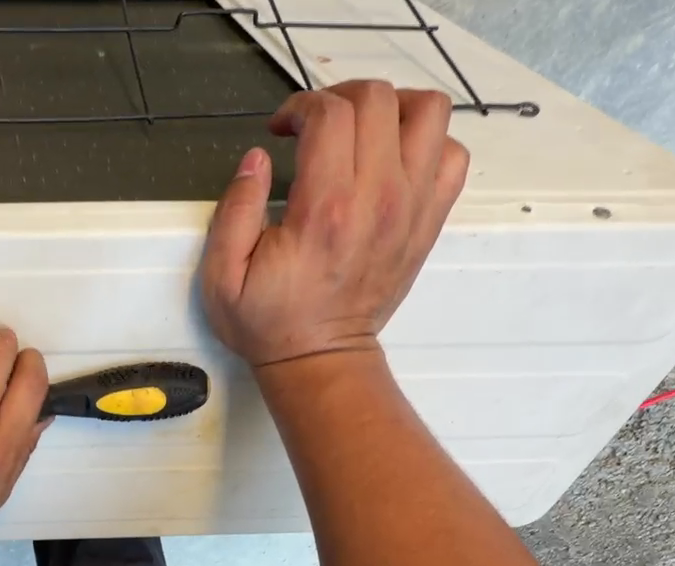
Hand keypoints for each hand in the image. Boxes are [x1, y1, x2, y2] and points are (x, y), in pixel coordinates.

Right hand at [200, 81, 467, 373]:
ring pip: (428, 112)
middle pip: (378, 101)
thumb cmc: (267, 322)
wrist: (319, 359)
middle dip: (339, 97)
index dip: (300, 106)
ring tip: (359, 130)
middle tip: (313, 123)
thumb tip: (255, 160)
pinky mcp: (428, 220)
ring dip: (390, 107)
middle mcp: (378, 198)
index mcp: (324, 210)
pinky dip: (426, 142)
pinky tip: (390, 160)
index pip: (330, 115)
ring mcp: (412, 207)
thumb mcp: (221, 277)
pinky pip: (452, 154)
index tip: (280, 128)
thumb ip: (233, 211)